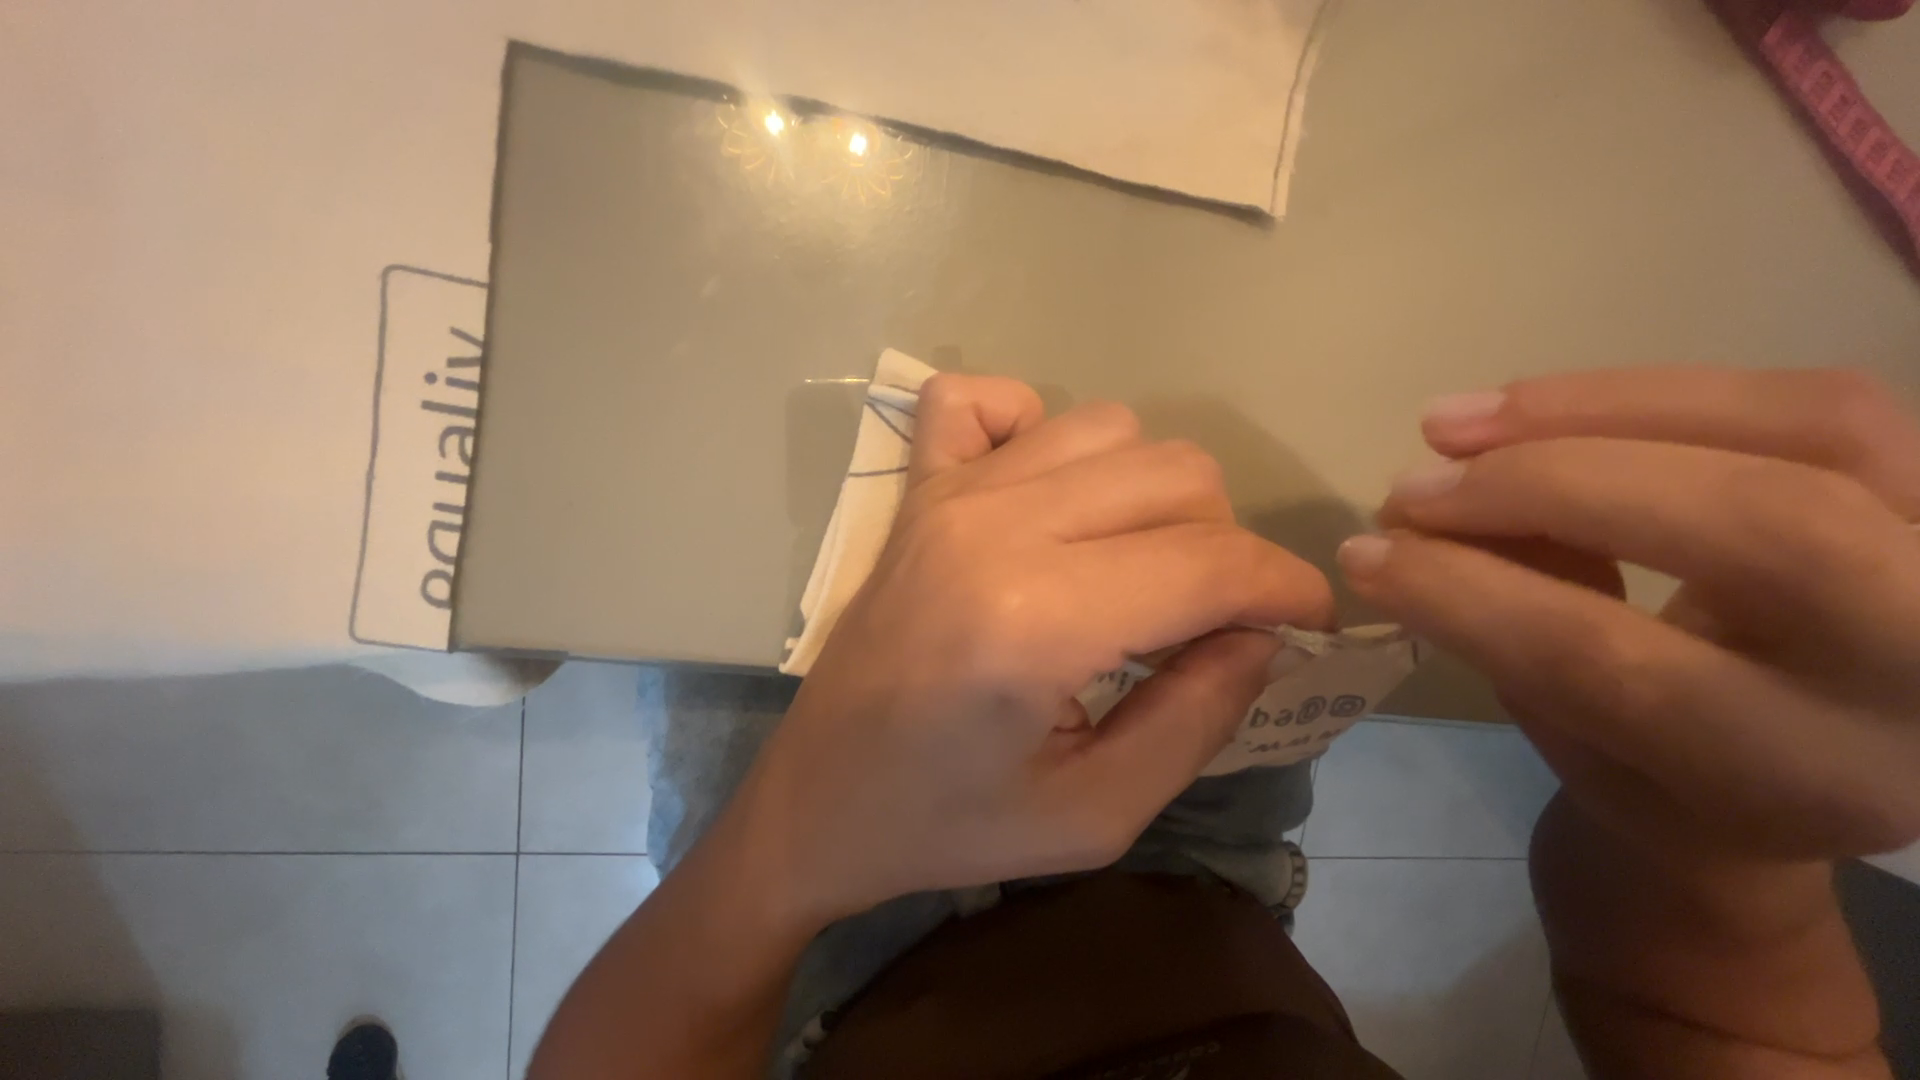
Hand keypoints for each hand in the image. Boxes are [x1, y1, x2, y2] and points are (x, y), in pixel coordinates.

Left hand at [733, 374, 1334, 922]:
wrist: (816, 802)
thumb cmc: (948, 825)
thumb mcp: (1094, 814)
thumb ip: (1196, 718)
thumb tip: (1259, 634)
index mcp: (1035, 619)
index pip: (1211, 561)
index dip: (1287, 588)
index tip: (1309, 624)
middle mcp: (993, 527)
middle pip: (1174, 475)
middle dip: (1226, 544)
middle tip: (1211, 617)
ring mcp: (946, 495)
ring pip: (1105, 427)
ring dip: (1151, 491)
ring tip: (1136, 564)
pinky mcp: (914, 491)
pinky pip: (982, 400)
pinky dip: (1036, 427)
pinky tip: (1045, 495)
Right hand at [1340, 367, 1919, 861]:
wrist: (1812, 763)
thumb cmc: (1669, 776)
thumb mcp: (1577, 742)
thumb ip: (1505, 637)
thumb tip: (1416, 527)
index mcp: (1812, 773)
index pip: (1616, 660)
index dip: (1467, 592)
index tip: (1363, 553)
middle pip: (1754, 523)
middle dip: (1543, 485)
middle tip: (1414, 486)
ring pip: (1802, 426)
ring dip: (1592, 409)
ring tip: (1454, 423)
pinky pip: (1809, 398)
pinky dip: (1648, 390)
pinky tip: (1537, 406)